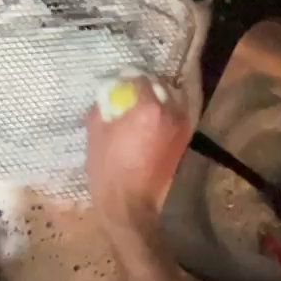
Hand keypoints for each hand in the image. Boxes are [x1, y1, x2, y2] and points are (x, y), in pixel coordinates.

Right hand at [85, 77, 189, 246]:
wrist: (130, 204)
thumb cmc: (108, 169)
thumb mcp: (96, 132)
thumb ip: (103, 105)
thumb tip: (107, 94)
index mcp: (149, 108)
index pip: (140, 78)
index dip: (127, 76)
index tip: (118, 79)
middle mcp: (171, 113)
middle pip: (160, 85)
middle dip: (145, 84)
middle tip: (130, 90)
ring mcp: (181, 127)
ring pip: (172, 99)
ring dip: (158, 97)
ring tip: (142, 104)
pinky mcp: (184, 141)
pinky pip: (176, 116)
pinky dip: (165, 112)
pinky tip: (150, 120)